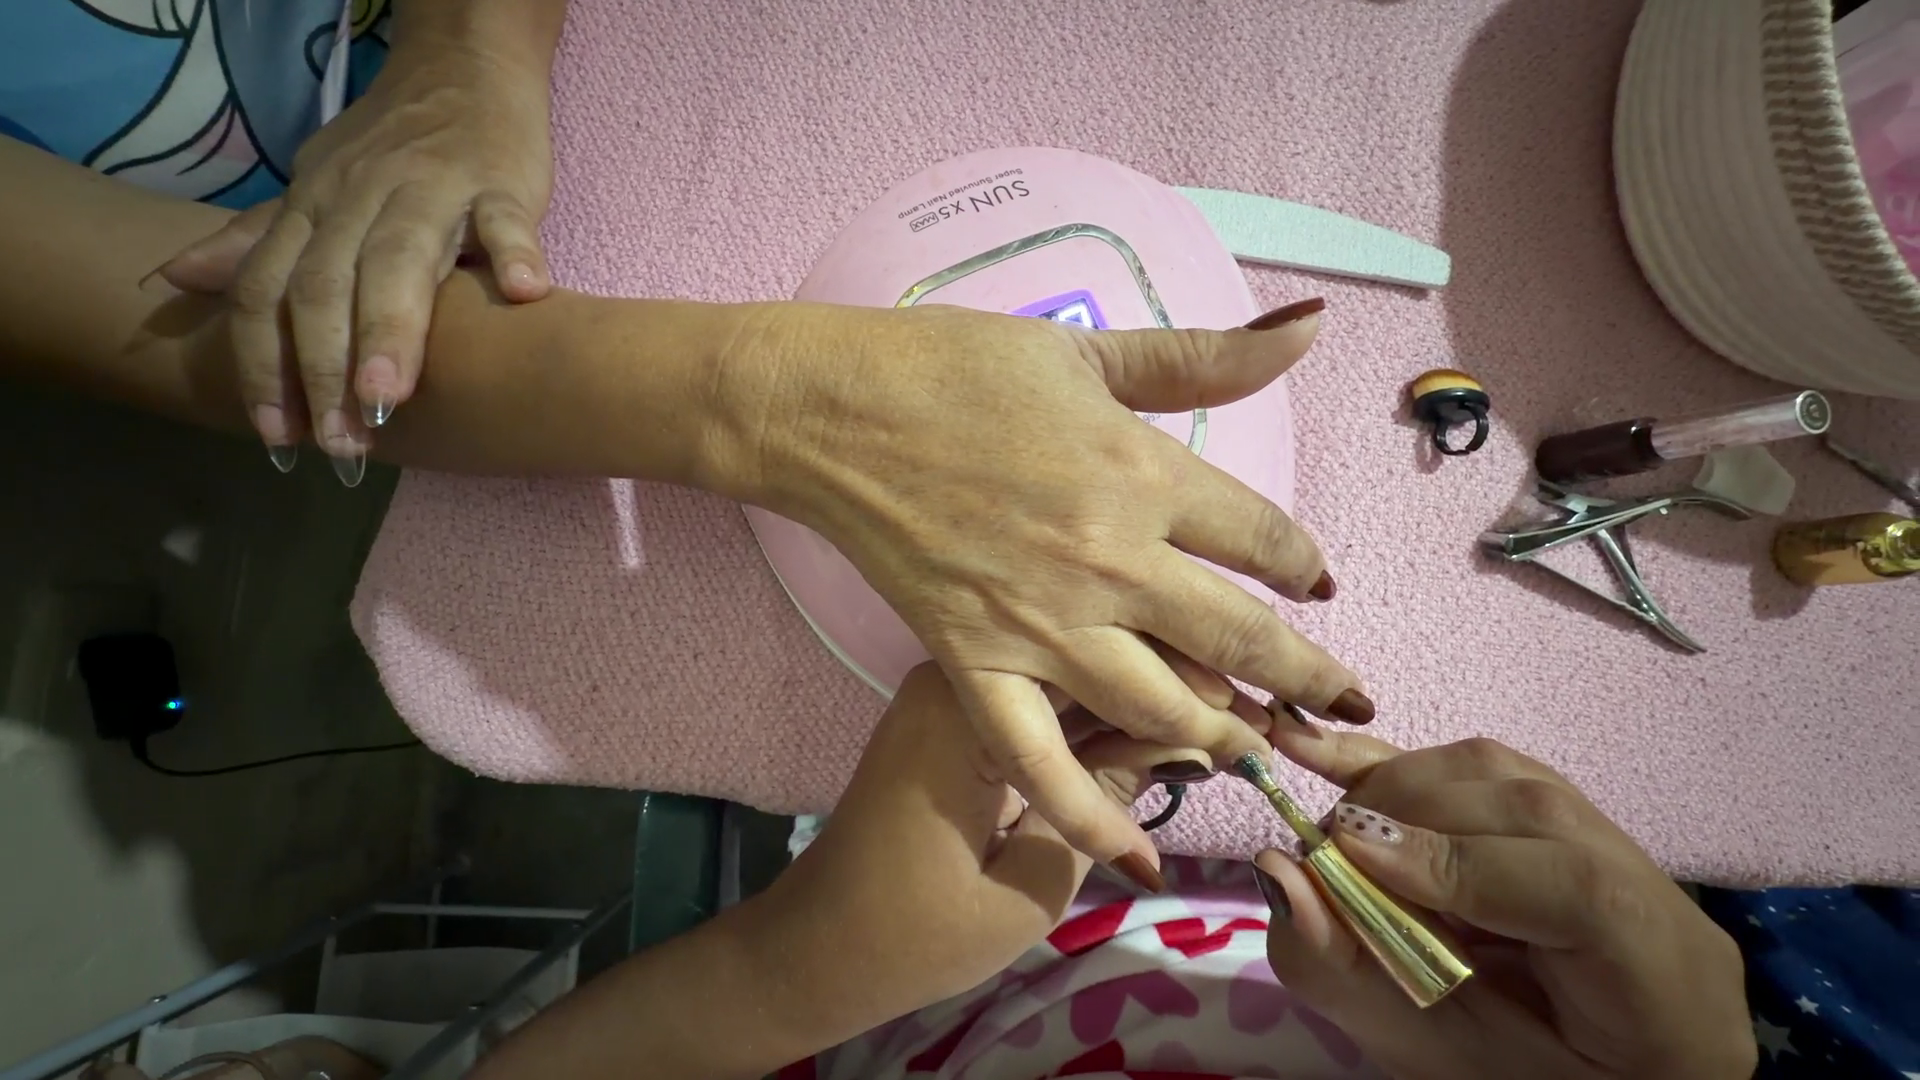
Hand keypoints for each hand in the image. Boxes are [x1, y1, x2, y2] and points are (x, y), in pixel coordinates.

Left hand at [157, 33, 553, 483]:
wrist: (462, 71)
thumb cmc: (401, 147)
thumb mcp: (320, 188)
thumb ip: (263, 238)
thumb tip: (181, 281)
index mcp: (318, 210)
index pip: (275, 292)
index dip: (268, 365)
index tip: (279, 436)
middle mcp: (361, 202)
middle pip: (328, 287)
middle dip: (326, 367)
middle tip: (342, 443)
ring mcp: (433, 190)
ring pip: (401, 259)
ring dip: (393, 329)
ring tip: (389, 400)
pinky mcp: (501, 183)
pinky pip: (506, 218)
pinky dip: (514, 251)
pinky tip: (526, 292)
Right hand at [732, 299, 1368, 881]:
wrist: (838, 413)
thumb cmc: (957, 368)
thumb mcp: (1088, 353)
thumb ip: (1200, 357)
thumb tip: (1307, 331)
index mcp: (1141, 477)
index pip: (1263, 539)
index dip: (1302, 565)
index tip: (1312, 582)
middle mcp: (1109, 565)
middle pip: (1238, 639)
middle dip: (1304, 674)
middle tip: (1342, 702)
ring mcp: (1042, 627)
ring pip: (1163, 708)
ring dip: (1224, 733)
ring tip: (1255, 744)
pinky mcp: (975, 664)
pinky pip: (1038, 761)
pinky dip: (1090, 815)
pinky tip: (1140, 855)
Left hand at [760, 660, 1266, 1023]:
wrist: (824, 938)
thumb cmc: (919, 926)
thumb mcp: (1032, 874)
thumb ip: (1109, 795)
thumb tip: (1194, 738)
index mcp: (970, 704)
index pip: (1100, 670)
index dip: (1186, 690)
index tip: (1257, 716)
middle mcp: (960, 673)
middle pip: (1086, 655)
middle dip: (1172, 682)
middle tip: (1251, 715)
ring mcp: (955, 686)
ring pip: (1067, 669)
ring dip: (1139, 693)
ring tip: (1218, 717)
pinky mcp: (956, 707)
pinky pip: (1038, 692)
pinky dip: (1093, 712)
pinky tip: (1151, 726)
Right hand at [1256, 728, 1754, 1078]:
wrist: (1560, 1070)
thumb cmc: (1506, 1078)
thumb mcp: (1428, 1053)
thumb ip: (1350, 975)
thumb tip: (1277, 868)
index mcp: (1663, 990)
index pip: (1580, 892)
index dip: (1453, 859)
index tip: (1346, 852)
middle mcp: (1658, 899)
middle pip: (1529, 809)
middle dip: (1404, 813)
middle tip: (1324, 850)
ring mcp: (1609, 843)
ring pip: (1496, 771)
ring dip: (1395, 787)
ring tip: (1342, 833)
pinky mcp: (1554, 813)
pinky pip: (1475, 767)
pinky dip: (1395, 765)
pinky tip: (1328, 755)